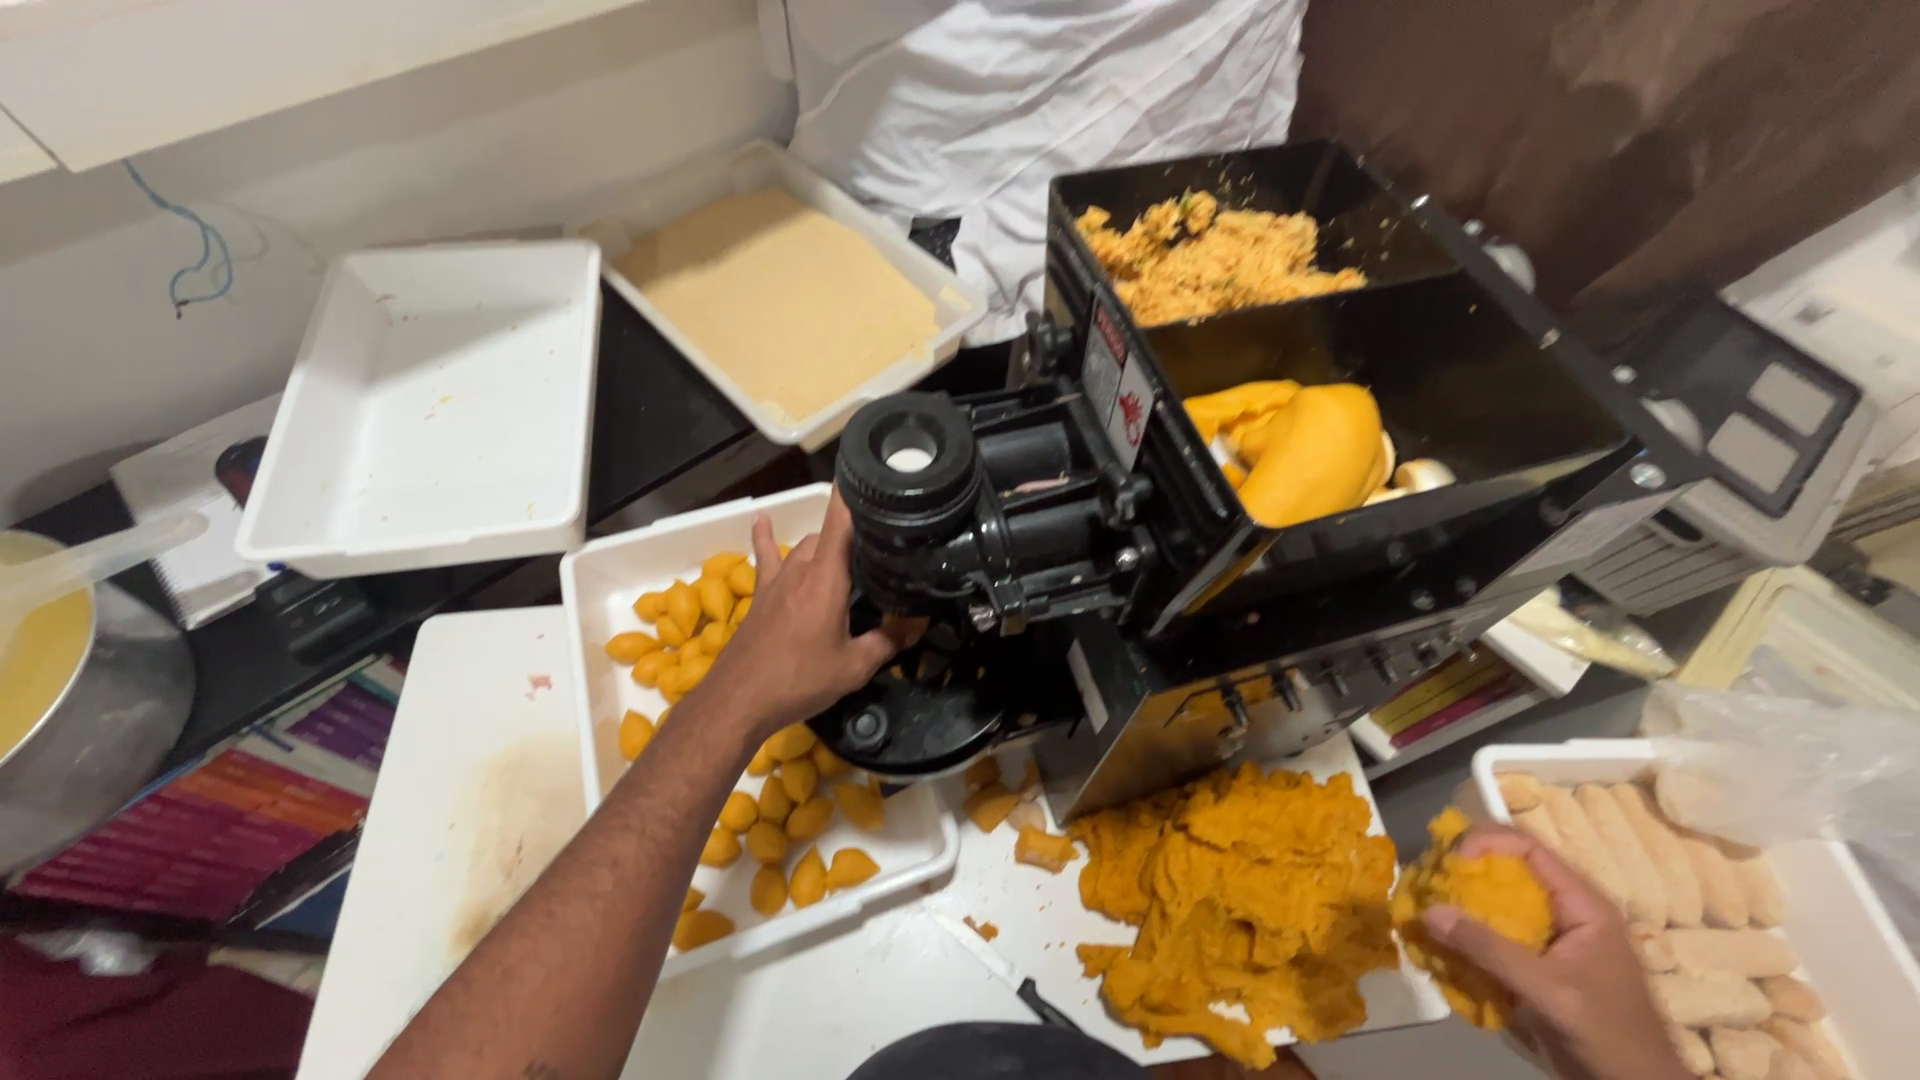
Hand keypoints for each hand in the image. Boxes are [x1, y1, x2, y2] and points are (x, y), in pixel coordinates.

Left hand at [684, 490, 920, 742]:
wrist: (740, 699)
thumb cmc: (800, 679)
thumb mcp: (854, 666)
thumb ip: (888, 641)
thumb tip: (918, 624)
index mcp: (827, 577)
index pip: (842, 521)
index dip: (856, 495)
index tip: (874, 476)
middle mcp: (801, 568)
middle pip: (828, 534)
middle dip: (853, 534)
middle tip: (880, 546)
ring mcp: (778, 579)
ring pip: (805, 546)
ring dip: (824, 544)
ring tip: (848, 551)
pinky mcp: (762, 594)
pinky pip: (768, 557)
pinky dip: (768, 537)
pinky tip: (763, 518)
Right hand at [1422, 826, 1688, 1079]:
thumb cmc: (1606, 1034)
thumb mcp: (1548, 991)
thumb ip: (1489, 949)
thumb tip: (1427, 911)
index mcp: (1582, 905)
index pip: (1527, 847)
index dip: (1484, 843)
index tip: (1450, 863)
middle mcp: (1565, 912)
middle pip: (1506, 869)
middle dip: (1463, 873)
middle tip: (1428, 882)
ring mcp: (1550, 938)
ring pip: (1495, 901)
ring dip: (1459, 904)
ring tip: (1426, 910)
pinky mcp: (1536, 963)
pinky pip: (1493, 933)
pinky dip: (1465, 934)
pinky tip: (1442, 945)